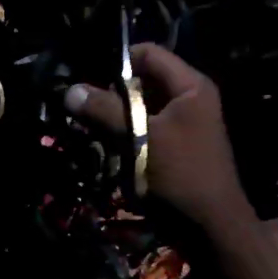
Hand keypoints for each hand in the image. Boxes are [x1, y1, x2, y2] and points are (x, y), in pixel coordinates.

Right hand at [65, 43, 254, 232]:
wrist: (208, 224)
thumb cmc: (179, 174)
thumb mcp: (140, 138)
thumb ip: (106, 111)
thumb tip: (69, 90)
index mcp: (190, 86)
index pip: (149, 54)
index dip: (117, 62)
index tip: (87, 81)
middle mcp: (187, 100)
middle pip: (141, 83)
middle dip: (110, 96)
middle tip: (84, 111)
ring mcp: (180, 127)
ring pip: (137, 111)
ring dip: (113, 121)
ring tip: (91, 133)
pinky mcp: (170, 151)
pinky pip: (141, 133)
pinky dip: (122, 139)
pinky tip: (107, 152)